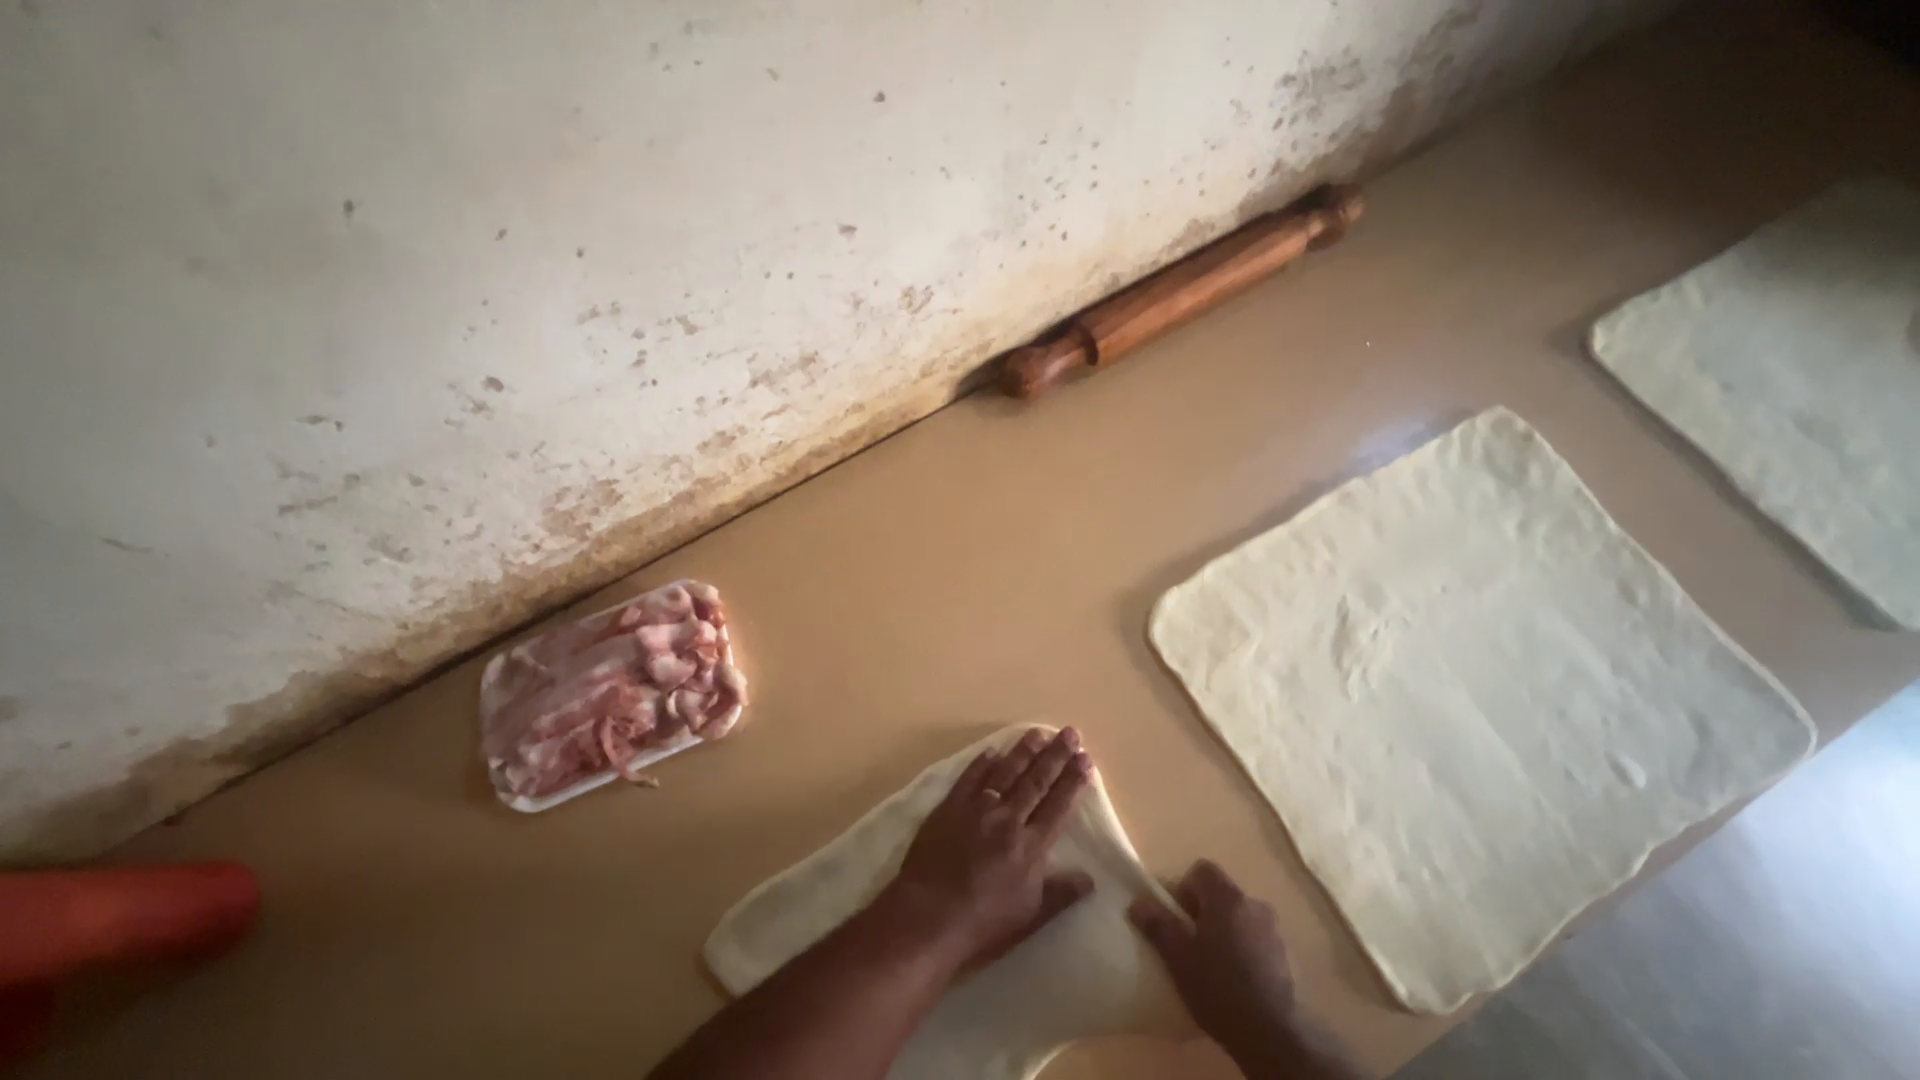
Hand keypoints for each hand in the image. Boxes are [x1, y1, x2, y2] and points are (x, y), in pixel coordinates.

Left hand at [883, 727, 1095, 969]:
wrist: (928, 918)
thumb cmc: (983, 924)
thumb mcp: (1030, 917)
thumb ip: (1060, 894)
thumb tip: (1090, 878)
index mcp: (1031, 846)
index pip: (1058, 806)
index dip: (1073, 781)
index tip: (1085, 759)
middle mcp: (1007, 820)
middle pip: (1036, 782)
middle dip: (1055, 756)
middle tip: (1070, 733)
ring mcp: (976, 811)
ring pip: (1005, 773)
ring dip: (1023, 752)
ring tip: (1038, 732)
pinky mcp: (948, 809)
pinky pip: (969, 780)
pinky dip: (981, 764)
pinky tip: (992, 750)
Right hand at [1130, 861, 1358, 1078]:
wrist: (1270, 1033)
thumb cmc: (1218, 987)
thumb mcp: (1178, 957)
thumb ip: (1157, 924)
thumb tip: (1138, 901)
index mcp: (1227, 898)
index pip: (1202, 870)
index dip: (1183, 888)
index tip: (1175, 917)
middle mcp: (1253, 905)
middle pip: (1220, 894)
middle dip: (1201, 912)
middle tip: (1187, 944)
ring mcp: (1273, 930)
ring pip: (1237, 918)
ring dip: (1222, 931)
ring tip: (1209, 965)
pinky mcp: (1283, 955)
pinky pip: (1253, 938)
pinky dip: (1240, 949)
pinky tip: (1232, 979)